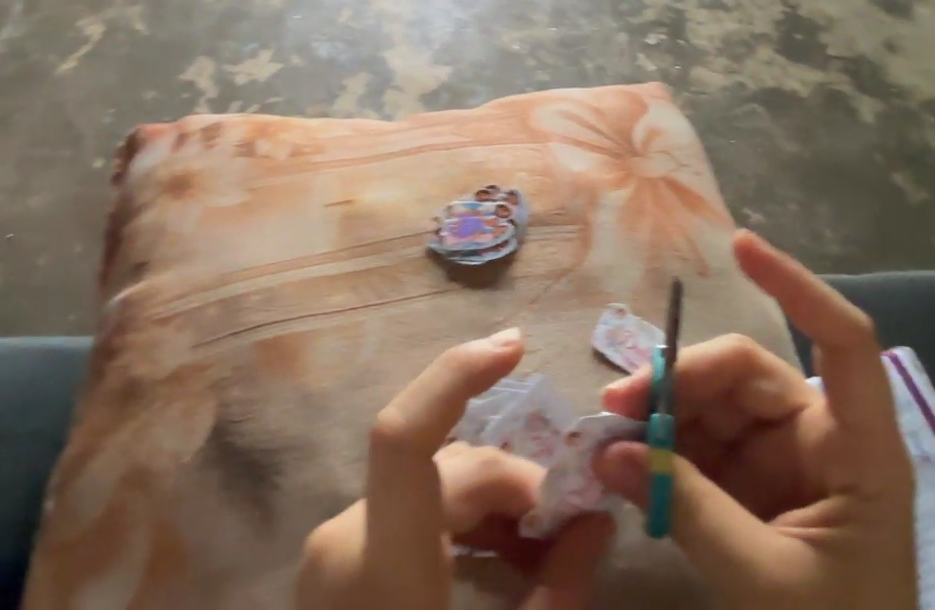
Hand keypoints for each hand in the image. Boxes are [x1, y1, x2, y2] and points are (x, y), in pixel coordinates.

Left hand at [296, 328, 615, 609]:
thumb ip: (561, 586)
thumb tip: (600, 517)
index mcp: (380, 564)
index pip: (404, 436)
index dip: (456, 375)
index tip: (516, 348)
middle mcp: (345, 538)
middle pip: (447, 468)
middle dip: (518, 484)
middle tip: (572, 528)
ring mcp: (335, 548)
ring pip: (433, 488)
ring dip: (493, 505)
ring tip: (542, 549)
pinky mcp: (339, 559)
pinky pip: (411, 513)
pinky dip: (460, 524)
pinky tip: (501, 561)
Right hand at [595, 231, 915, 609]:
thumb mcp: (763, 583)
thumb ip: (685, 510)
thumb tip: (606, 451)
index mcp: (860, 450)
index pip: (844, 342)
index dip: (798, 287)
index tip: (738, 248)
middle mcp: (821, 439)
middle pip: (748, 374)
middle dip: (681, 377)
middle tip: (616, 404)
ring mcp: (781, 463)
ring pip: (713, 406)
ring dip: (659, 412)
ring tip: (607, 434)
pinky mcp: (749, 490)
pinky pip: (697, 447)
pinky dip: (658, 448)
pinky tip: (622, 460)